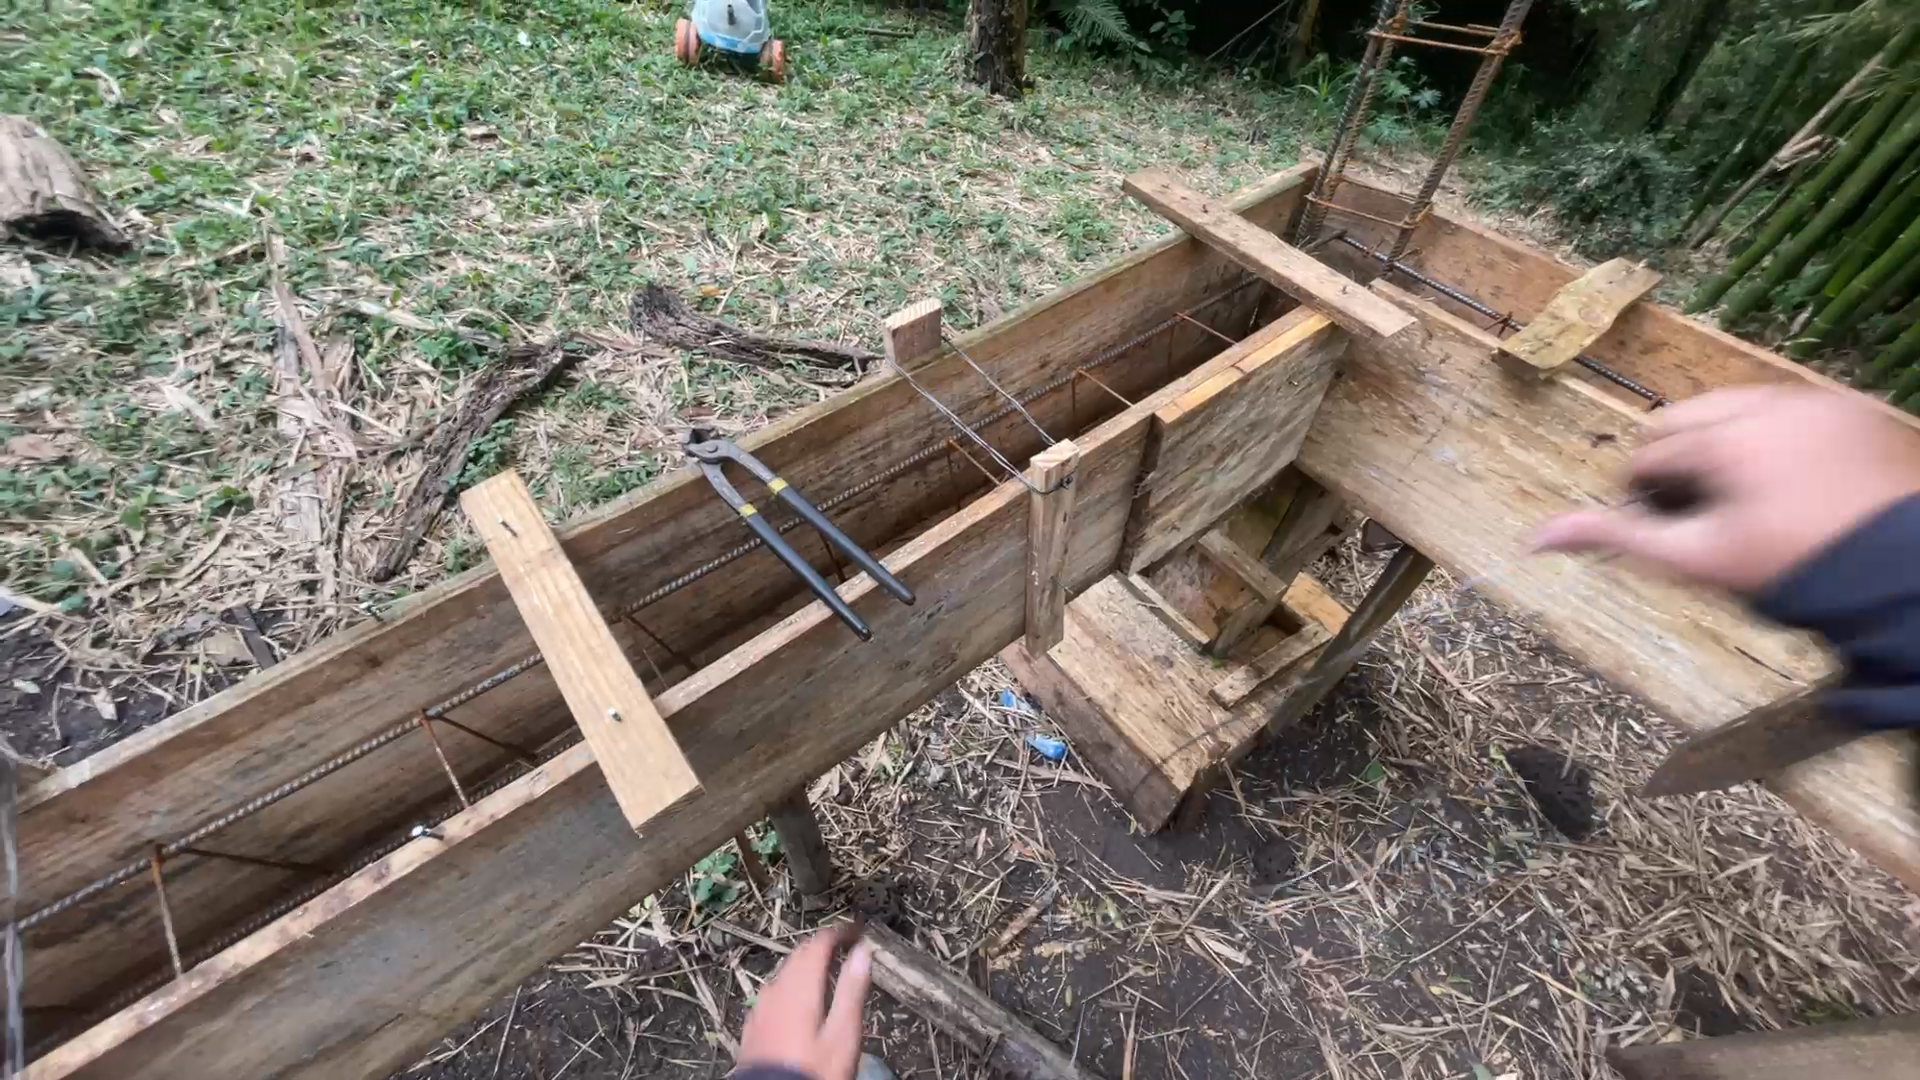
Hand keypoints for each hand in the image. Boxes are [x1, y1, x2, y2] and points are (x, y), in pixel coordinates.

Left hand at [738, 924, 873, 1079]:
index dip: (840, 932)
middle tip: (845, 948)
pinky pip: (774, 991)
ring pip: (785, 971)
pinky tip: (797, 1000)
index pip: (819, 943)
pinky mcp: (753, 1026)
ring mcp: (761, 1008)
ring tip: (826, 971)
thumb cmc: (814, 1072)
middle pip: (800, 953)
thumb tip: (862, 951)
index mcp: (801, 985)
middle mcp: (777, 988)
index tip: (858, 932)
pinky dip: (791, 984)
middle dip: (823, 945)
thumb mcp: (843, 1035)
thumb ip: (852, 989)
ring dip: (806, 964)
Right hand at [1535, 385, 1919, 592]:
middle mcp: (1769, 407)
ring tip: (1735, 488)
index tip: (1671, 525)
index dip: (1645, 494)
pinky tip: (1778, 475)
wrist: (1903, 576)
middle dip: (1675, 458)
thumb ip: (1610, 538)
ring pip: (1727, 407)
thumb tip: (1530, 539)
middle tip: (1698, 503)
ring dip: (1713, 441)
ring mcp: (1816, 403)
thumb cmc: (1784, 566)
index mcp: (1726, 439)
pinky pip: (1780, 407)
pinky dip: (1763, 433)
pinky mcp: (1852, 409)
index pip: (1647, 456)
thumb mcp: (1687, 557)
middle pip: (1679, 419)